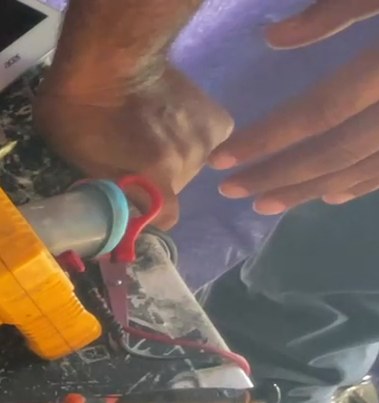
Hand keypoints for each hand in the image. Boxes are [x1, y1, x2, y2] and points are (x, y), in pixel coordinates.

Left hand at [33, 65, 233, 227]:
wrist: (111, 64)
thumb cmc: (82, 119)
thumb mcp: (84, 167)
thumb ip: (112, 194)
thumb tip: (124, 221)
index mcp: (162, 173)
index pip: (163, 218)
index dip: (140, 223)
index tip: (123, 223)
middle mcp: (196, 156)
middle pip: (172, 192)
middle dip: (147, 192)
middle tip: (121, 177)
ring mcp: (212, 132)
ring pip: (187, 170)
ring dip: (164, 169)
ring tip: (138, 152)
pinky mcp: (219, 115)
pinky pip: (200, 146)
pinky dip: (181, 148)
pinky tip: (160, 136)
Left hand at [209, 0, 378, 212]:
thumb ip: (341, 9)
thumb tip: (272, 38)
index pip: (323, 110)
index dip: (268, 138)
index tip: (217, 160)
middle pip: (343, 148)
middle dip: (282, 173)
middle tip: (229, 191)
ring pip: (373, 162)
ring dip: (317, 187)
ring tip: (267, 206)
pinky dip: (370, 180)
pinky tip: (335, 194)